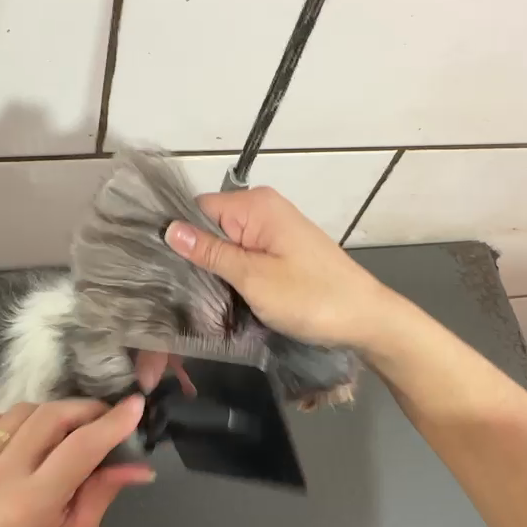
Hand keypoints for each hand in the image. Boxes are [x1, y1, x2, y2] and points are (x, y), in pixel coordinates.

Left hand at [0, 396, 152, 526]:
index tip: (134, 406)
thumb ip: (105, 491)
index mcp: (35, 502)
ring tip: (65, 433)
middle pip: (50, 417)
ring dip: (51, 415)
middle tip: (103, 417)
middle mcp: (0, 477)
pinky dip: (17, 423)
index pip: (82, 447)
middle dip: (84, 410)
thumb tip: (140, 465)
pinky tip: (29, 441)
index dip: (112, 423)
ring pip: (21, 413)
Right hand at [163, 186, 402, 349]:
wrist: (365, 319)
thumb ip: (211, 253)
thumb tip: (169, 229)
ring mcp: (275, 231)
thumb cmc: (311, 298)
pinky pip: (246, 257)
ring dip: (217, 270)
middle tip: (179, 291)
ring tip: (200, 298)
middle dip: (197, 256)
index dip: (180, 236)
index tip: (161, 268)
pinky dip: (236, 276)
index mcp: (256, 206)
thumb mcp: (253, 278)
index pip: (198, 209)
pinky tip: (227, 297)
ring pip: (228, 246)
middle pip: (212, 227)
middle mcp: (265, 210)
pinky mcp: (283, 253)